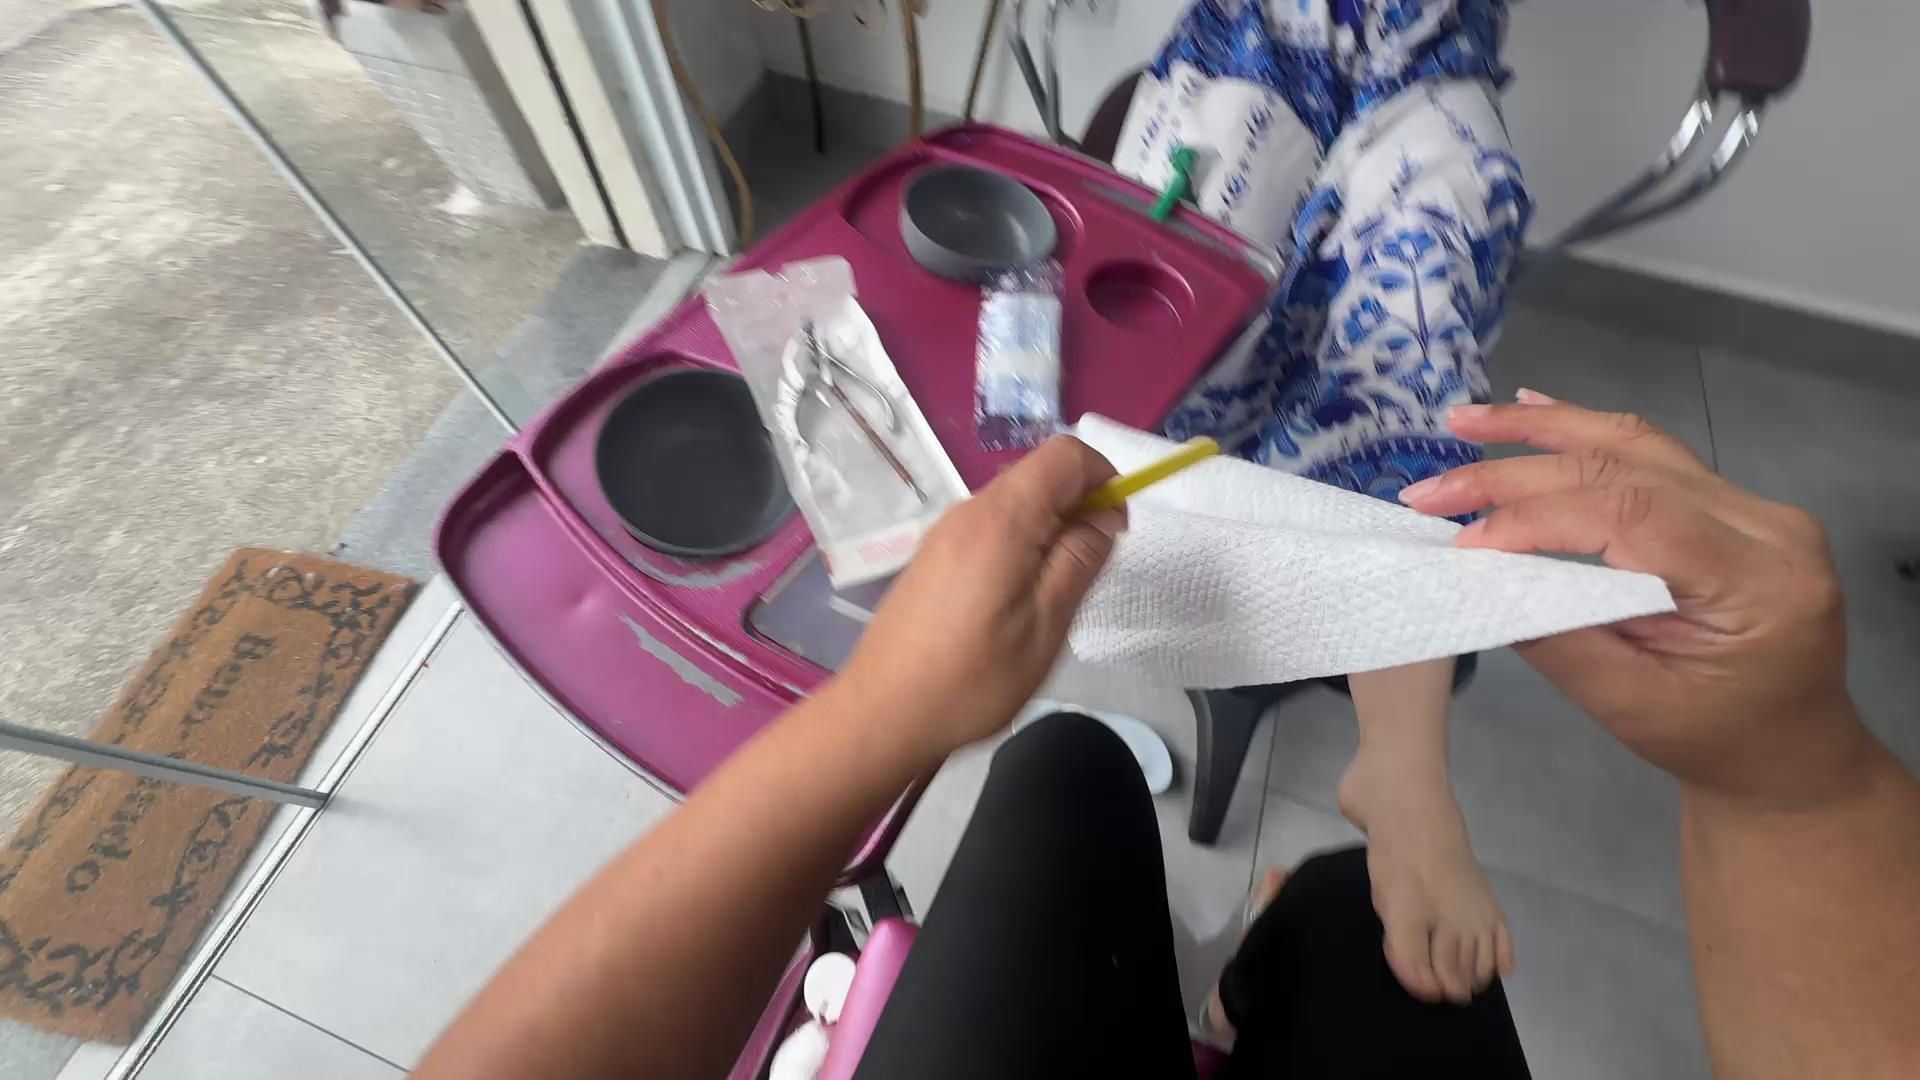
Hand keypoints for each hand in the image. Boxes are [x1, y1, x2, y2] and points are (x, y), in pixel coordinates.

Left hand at [835, 437, 1124, 761]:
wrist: (882, 712)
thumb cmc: (973, 677)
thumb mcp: (1046, 623)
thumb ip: (1080, 558)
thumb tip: (1104, 515)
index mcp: (1000, 519)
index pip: (1065, 454)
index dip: (1103, 478)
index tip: (1115, 530)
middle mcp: (968, 511)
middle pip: (1038, 476)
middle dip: (1078, 508)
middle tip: (1086, 572)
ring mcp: (944, 532)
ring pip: (1015, 504)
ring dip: (1049, 531)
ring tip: (1051, 595)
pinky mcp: (932, 556)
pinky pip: (989, 529)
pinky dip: (1019, 545)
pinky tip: (1014, 600)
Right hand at [1400, 396, 1864, 807]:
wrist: (1783, 744)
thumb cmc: (1707, 733)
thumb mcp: (1625, 700)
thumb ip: (1554, 633)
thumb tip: (1476, 578)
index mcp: (1755, 580)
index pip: (1628, 515)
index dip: (1533, 519)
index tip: (1460, 544)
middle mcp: (1762, 524)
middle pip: (1618, 469)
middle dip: (1509, 475)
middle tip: (1427, 494)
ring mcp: (1746, 505)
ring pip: (1628, 441)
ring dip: (1536, 427)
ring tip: (1461, 420)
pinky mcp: (1720, 502)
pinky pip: (1643, 449)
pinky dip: (1575, 426)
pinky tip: (1529, 405)